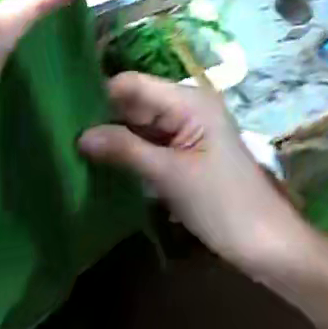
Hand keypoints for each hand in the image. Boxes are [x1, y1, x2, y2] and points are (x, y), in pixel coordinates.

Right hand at [78, 73, 315, 276]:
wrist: (269, 244)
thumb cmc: (223, 204)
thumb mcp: (169, 176)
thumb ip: (125, 149)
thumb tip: (80, 134)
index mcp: (188, 100)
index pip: (132, 84)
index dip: (100, 94)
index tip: (61, 110)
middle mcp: (187, 105)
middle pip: (135, 100)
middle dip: (102, 114)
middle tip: (59, 130)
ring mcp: (187, 128)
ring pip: (140, 121)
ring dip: (113, 133)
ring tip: (71, 144)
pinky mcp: (187, 151)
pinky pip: (150, 140)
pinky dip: (129, 149)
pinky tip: (100, 161)